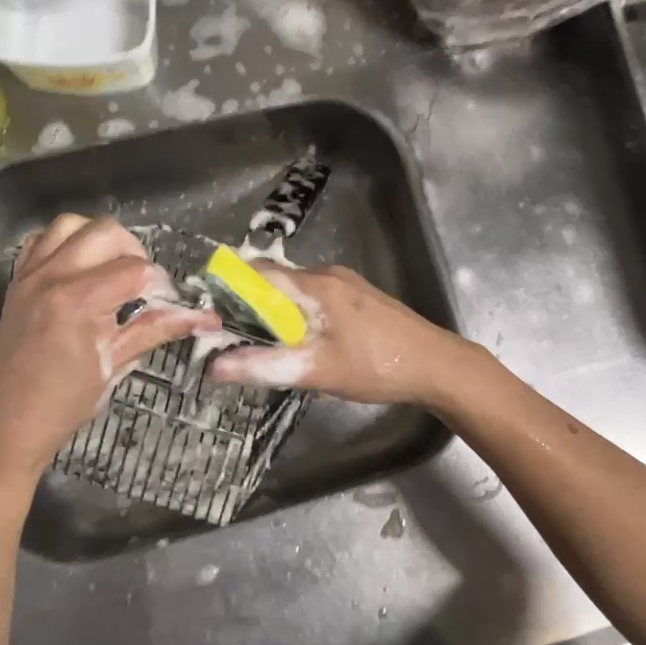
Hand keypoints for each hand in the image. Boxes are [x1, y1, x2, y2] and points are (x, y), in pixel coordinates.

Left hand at [0, 215, 217, 481]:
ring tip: (113, 271)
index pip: (137, 270)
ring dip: (100, 240)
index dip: (162, 285)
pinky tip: (81, 270)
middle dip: (135, 254)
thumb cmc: (64, 404)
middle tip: (143, 286)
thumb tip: (206, 319)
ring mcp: (31, 275)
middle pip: (108, 233)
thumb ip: (158, 329)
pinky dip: (66, 244)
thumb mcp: (117, 365)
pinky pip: (42, 240)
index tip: (170, 305)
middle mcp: (53, 277)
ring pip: (72, 225)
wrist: (5, 425)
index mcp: (80, 301)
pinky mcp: (17, 281)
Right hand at [208, 265, 473, 405]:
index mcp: (317, 285)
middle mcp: (330, 275)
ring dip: (276, 315)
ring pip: (296, 293)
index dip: (228, 290)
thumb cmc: (377, 367)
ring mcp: (348, 285)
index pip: (258, 273)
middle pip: (275, 283)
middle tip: (231, 340)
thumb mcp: (317, 371)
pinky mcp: (360, 299)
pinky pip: (316, 300)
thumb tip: (215, 367)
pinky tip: (301, 345)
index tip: (208, 316)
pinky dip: (299, 318)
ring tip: (262, 348)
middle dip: (250, 308)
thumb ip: (265, 367)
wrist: (437, 366)